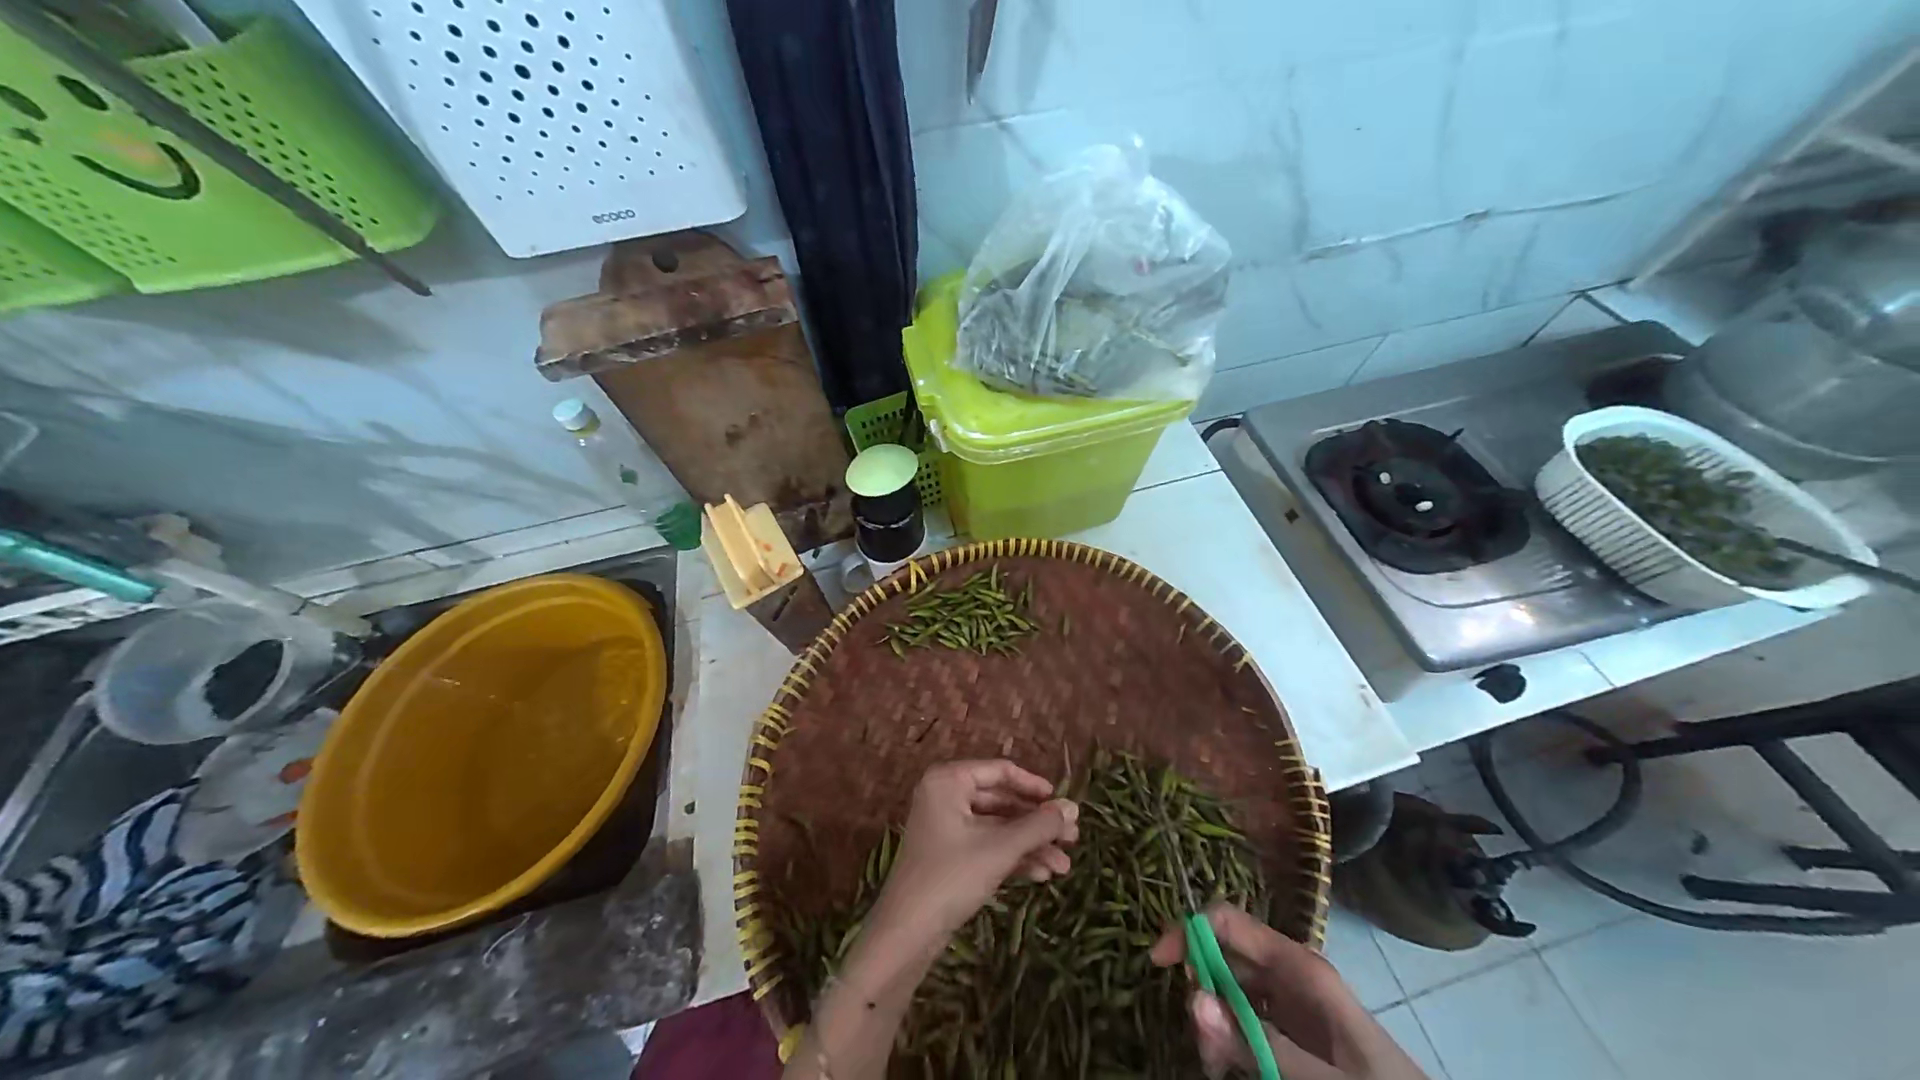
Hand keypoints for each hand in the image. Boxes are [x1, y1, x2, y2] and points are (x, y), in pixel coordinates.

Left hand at [870, 760, 1078, 939]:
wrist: (907, 933)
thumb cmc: (952, 877)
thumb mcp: (1001, 849)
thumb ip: (1039, 826)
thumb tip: (1074, 808)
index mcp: (949, 781)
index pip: (1000, 771)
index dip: (1035, 787)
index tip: (1064, 804)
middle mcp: (945, 796)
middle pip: (1001, 801)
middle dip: (1037, 823)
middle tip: (1073, 838)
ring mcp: (946, 827)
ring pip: (997, 827)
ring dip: (1030, 845)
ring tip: (1064, 866)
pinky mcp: (949, 855)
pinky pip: (987, 846)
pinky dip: (1013, 857)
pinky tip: (1042, 875)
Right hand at [1151, 903, 1430, 1079]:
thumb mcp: (1323, 1075)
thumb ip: (1259, 1042)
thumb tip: (1190, 998)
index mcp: (1298, 966)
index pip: (1227, 920)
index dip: (1188, 930)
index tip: (1158, 963)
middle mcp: (1289, 975)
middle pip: (1223, 958)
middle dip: (1200, 991)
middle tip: (1202, 1046)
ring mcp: (1290, 1004)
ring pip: (1228, 993)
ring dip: (1213, 1024)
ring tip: (1217, 1068)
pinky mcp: (1293, 1032)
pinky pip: (1245, 1022)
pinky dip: (1230, 1042)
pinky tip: (1231, 1068)